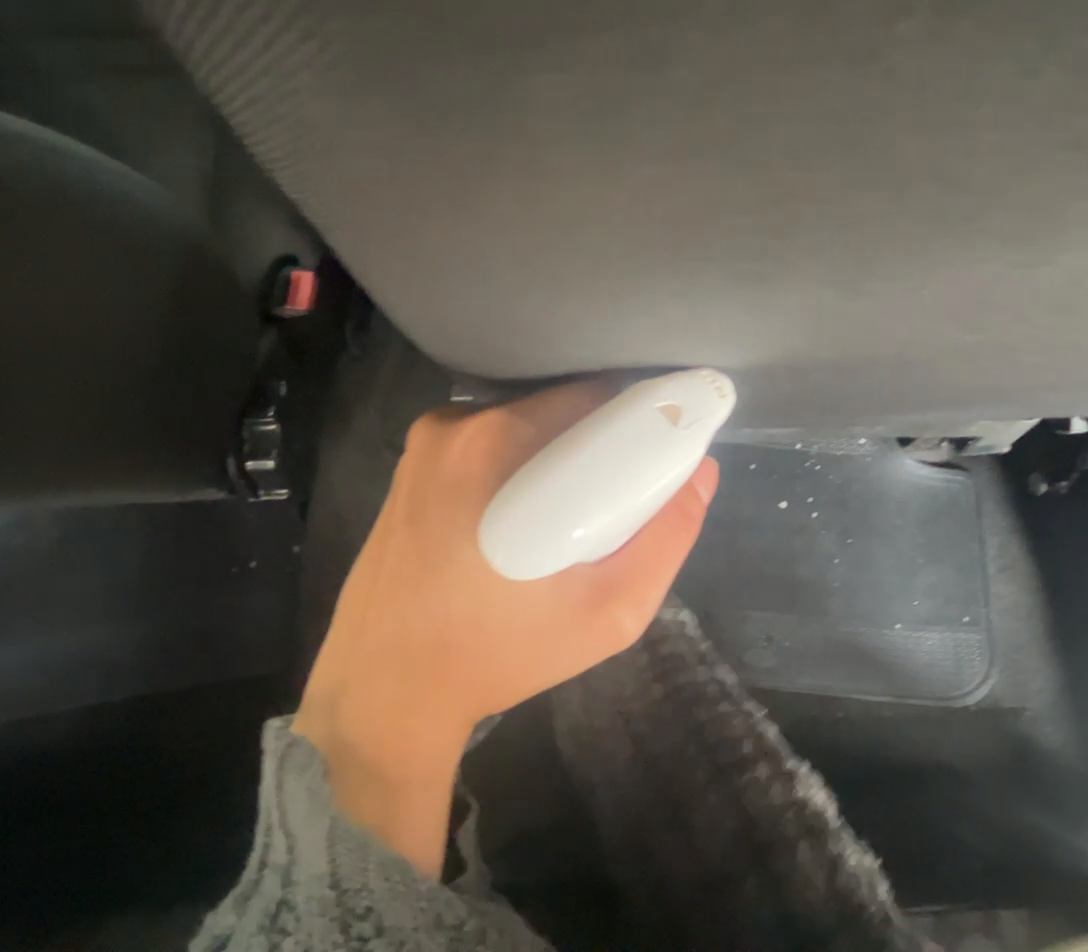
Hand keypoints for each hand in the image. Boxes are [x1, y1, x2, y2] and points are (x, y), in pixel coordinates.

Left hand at [293, 380, 719, 874]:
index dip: (640, 422)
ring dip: (556, 453)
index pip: (596, 398)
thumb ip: (665, 539)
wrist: (385, 690)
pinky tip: (520, 517)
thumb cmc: (499, 652)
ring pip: (521, 422)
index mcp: (501, 442)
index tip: (659, 459)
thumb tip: (701, 473)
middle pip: (557, 406)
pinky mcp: (407, 465)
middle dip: (598, 442)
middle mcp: (457, 424)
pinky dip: (514, 464)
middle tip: (618, 499)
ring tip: (570, 514)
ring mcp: (425, 443)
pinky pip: (483, 444)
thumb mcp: (607, 612)